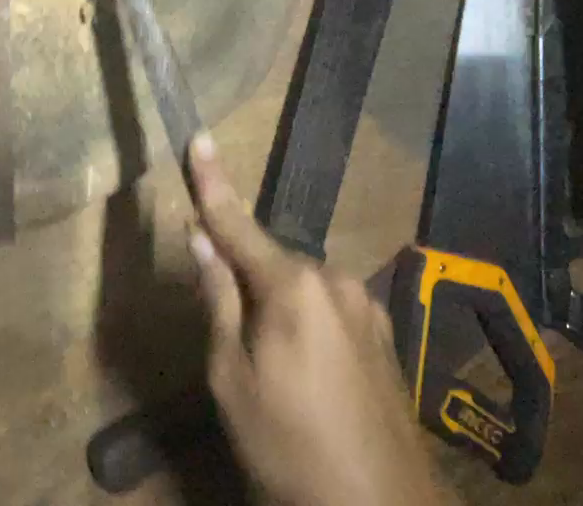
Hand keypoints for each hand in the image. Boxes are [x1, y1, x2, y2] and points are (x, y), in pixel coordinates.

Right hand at [186, 136, 455, 505]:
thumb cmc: (289, 445)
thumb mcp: (231, 378)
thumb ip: (217, 299)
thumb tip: (201, 240)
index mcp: (293, 285)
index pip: (237, 223)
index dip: (212, 182)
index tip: (199, 137)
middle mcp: (334, 281)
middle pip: (268, 260)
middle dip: (241, 275)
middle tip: (228, 338)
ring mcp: (366, 308)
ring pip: (298, 287)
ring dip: (273, 305)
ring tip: (268, 371)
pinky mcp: (383, 336)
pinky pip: (326, 309)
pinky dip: (302, 323)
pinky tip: (302, 376)